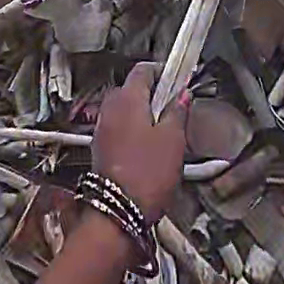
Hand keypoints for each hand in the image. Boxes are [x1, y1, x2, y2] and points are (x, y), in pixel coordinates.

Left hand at [93, 63, 189, 223]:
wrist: (119, 213)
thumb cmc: (147, 175)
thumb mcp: (173, 140)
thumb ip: (177, 111)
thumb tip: (182, 95)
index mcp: (127, 99)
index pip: (143, 70)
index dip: (163, 71)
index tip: (178, 79)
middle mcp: (110, 109)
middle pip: (132, 88)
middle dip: (154, 94)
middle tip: (175, 106)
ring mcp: (102, 128)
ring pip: (125, 109)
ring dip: (143, 113)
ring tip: (165, 130)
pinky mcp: (101, 147)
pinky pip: (119, 127)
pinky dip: (133, 130)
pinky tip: (149, 147)